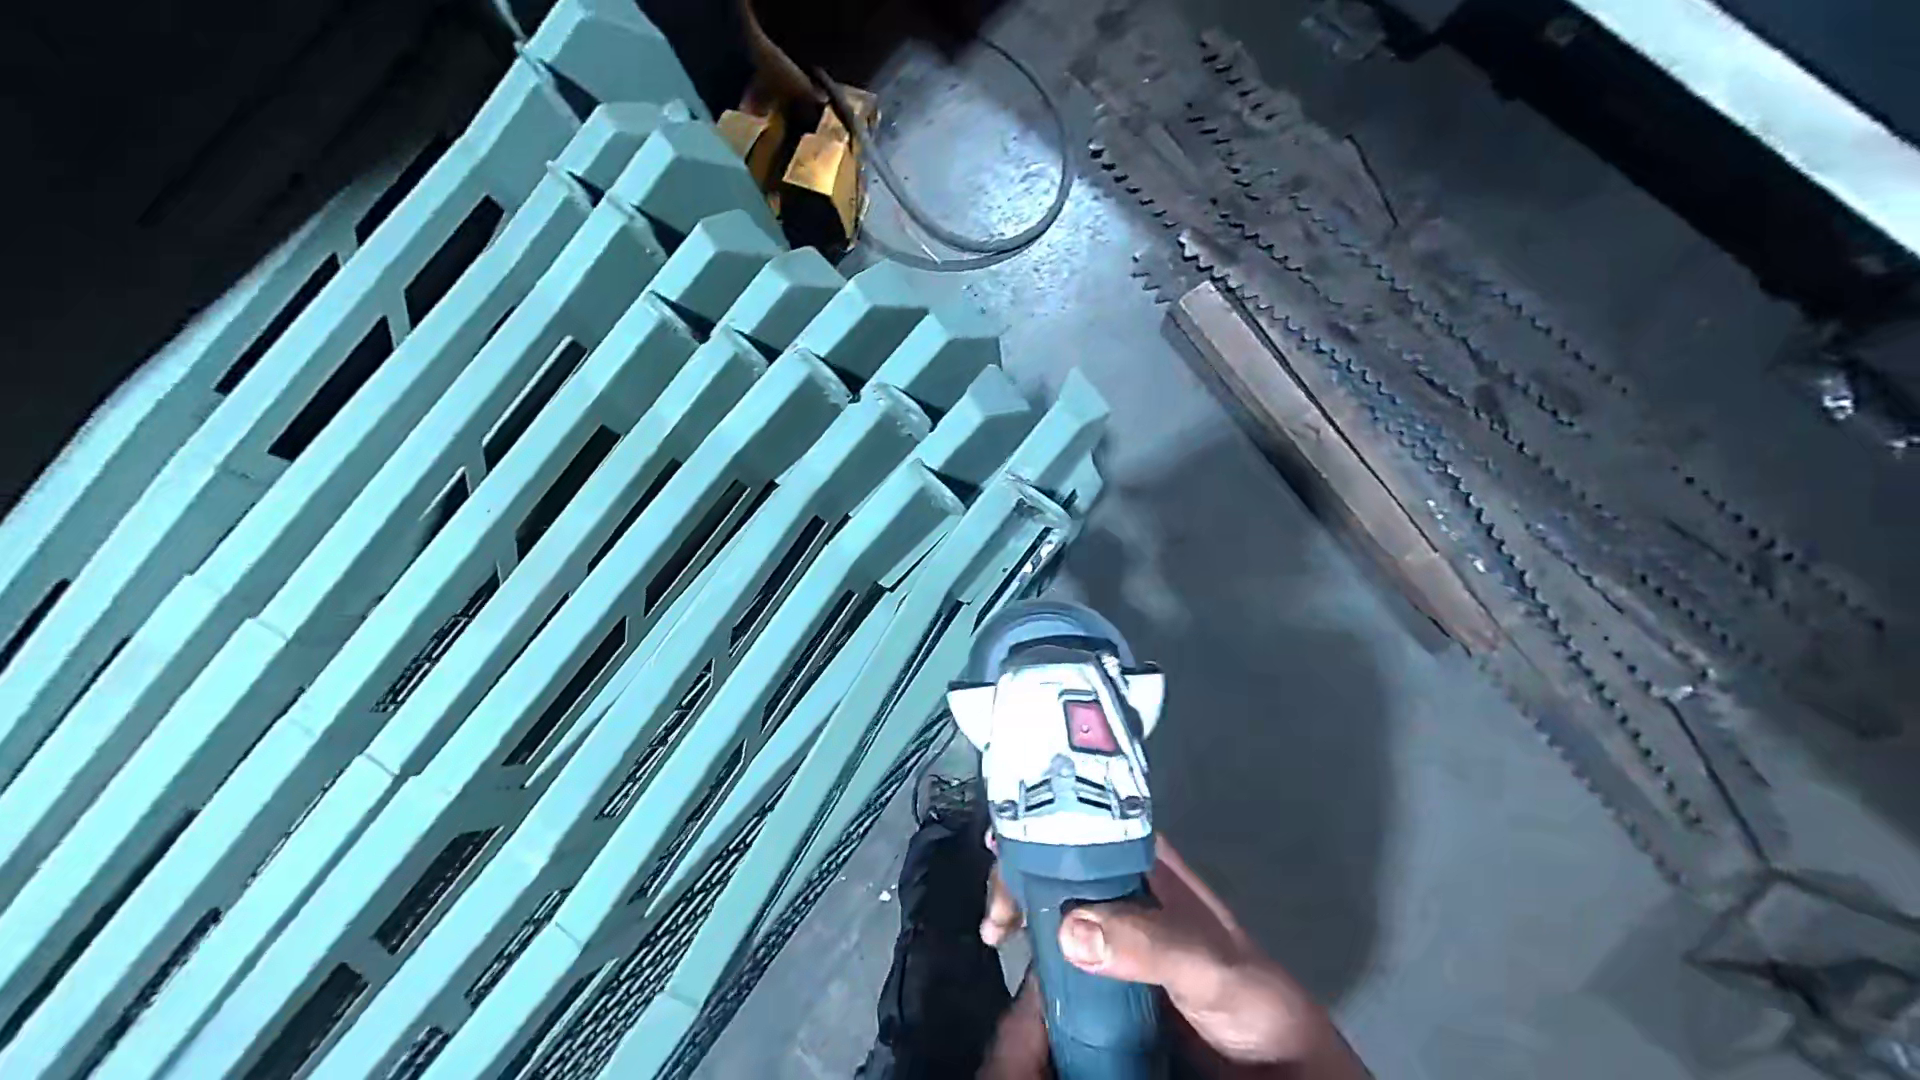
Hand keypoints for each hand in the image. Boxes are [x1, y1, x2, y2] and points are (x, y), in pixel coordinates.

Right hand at [976, 837, 1370, 1078]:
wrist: (1279, 1075)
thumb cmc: (1256, 1003)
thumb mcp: (1213, 964)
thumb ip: (1153, 942)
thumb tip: (1070, 926)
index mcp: (1144, 868)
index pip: (1083, 829)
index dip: (1041, 830)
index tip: (1006, 847)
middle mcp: (1118, 897)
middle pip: (1054, 877)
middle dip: (1017, 892)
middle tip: (997, 922)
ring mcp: (1108, 945)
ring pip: (1048, 930)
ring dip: (1021, 941)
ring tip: (1002, 953)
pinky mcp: (1100, 991)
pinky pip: (1056, 982)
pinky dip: (1033, 994)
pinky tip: (1021, 1009)